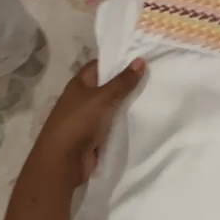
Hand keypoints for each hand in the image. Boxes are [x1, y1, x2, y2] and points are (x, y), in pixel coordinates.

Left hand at [23, 59, 145, 189]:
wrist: (63, 162)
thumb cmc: (78, 122)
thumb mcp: (101, 98)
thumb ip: (122, 81)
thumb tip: (140, 60)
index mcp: (79, 85)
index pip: (99, 65)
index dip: (117, 60)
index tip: (140, 57)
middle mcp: (84, 99)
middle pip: (108, 85)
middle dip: (127, 82)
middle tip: (154, 74)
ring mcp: (90, 118)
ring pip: (114, 105)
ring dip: (129, 102)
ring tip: (155, 92)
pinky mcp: (97, 135)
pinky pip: (115, 123)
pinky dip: (127, 121)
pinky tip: (146, 115)